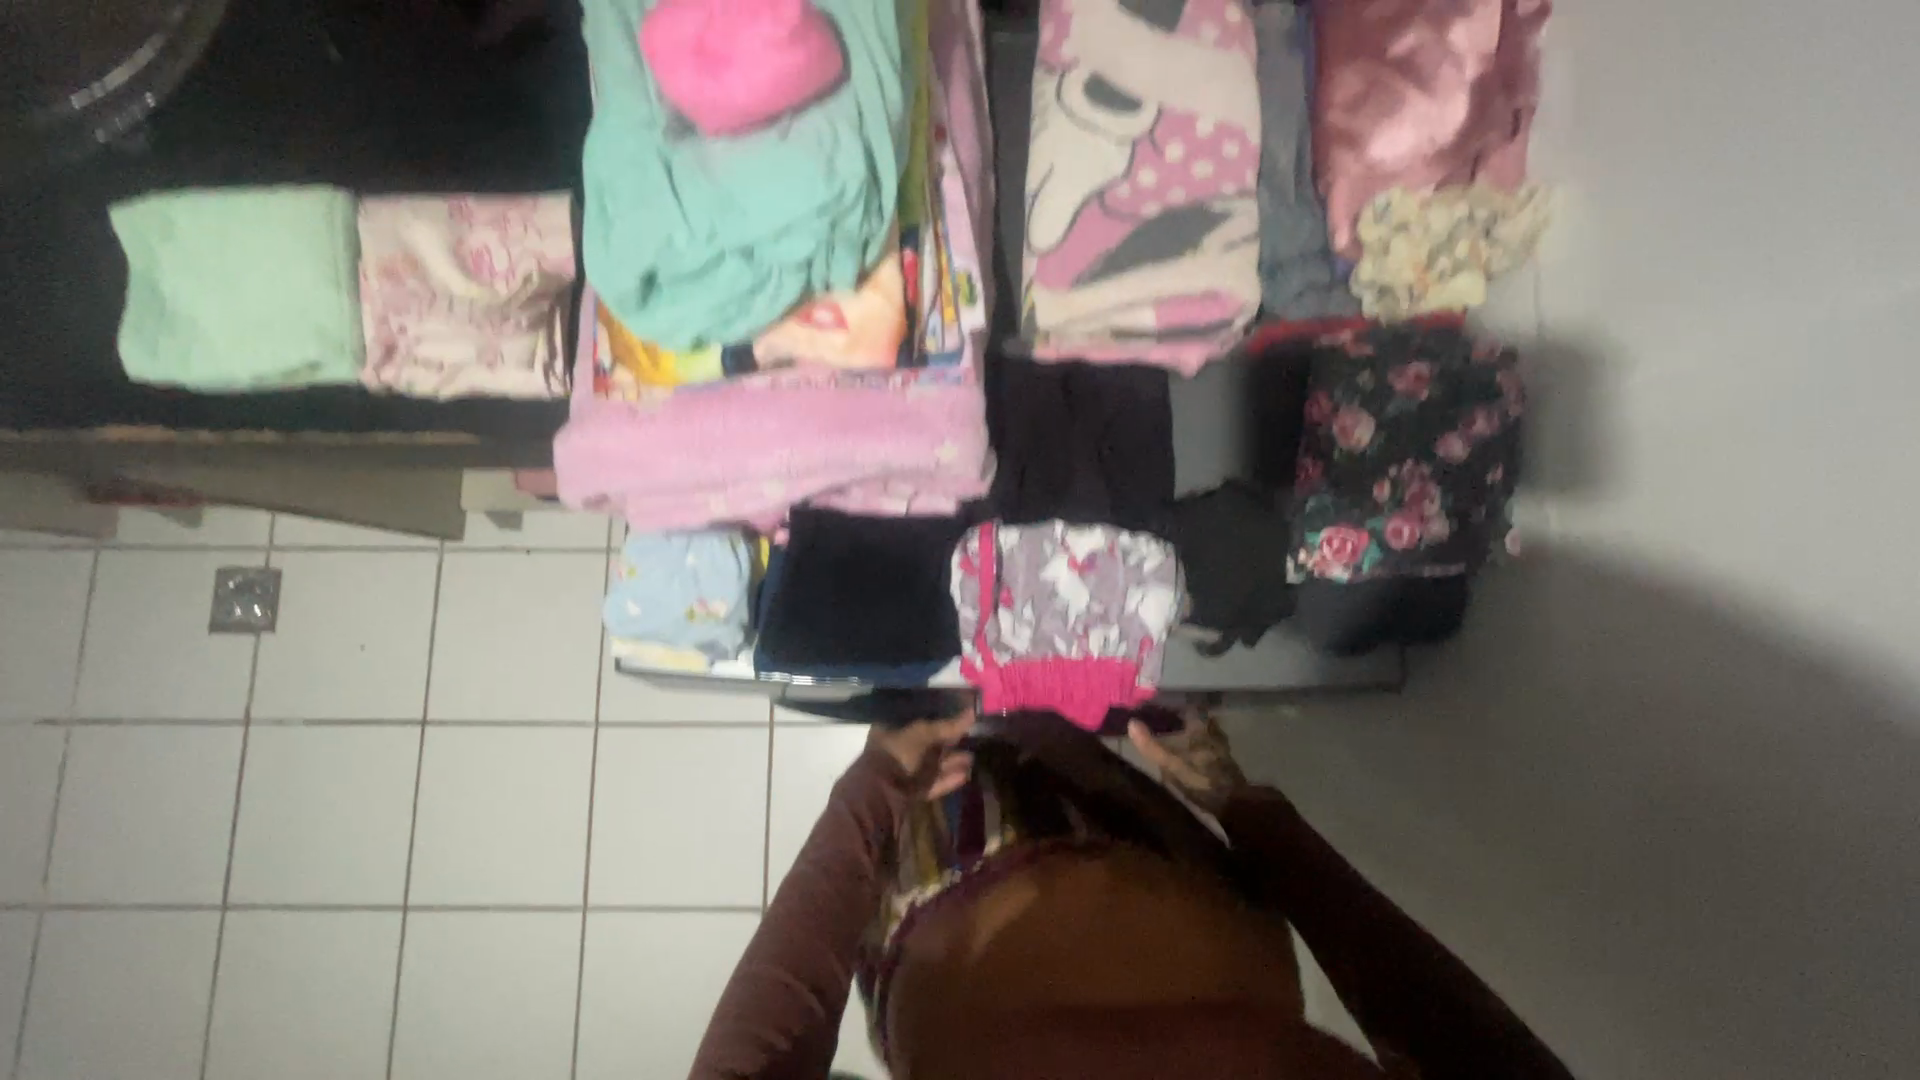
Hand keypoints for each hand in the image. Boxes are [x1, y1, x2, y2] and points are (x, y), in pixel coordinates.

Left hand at [868, 709, 976, 800]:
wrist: (881, 795)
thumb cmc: (898, 753)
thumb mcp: (923, 734)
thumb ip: (948, 726)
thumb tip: (972, 712)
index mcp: (891, 729)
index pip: (918, 719)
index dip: (938, 716)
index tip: (958, 716)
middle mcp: (896, 748)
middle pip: (928, 743)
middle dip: (949, 742)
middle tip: (972, 738)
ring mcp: (902, 772)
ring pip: (932, 765)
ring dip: (951, 761)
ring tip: (972, 758)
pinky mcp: (910, 792)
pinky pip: (932, 783)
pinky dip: (948, 779)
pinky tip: (965, 775)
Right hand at [1127, 707, 1246, 815]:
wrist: (1233, 805)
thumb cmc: (1201, 780)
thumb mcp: (1171, 764)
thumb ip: (1151, 745)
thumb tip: (1131, 723)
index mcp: (1202, 730)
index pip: (1193, 709)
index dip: (1180, 707)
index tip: (1166, 708)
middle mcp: (1215, 735)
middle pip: (1203, 721)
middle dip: (1189, 722)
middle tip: (1173, 724)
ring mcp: (1224, 751)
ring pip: (1210, 736)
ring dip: (1198, 736)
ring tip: (1183, 741)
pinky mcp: (1228, 766)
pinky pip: (1214, 750)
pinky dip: (1204, 750)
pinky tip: (1195, 760)